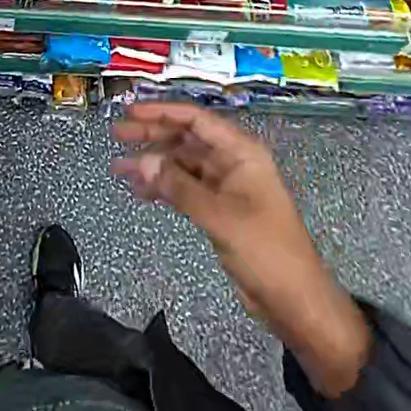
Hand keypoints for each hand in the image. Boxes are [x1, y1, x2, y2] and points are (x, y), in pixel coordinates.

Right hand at [113, 102, 371, 397]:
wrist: (294, 298)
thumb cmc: (266, 250)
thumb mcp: (220, 216)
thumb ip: (180, 187)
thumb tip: (142, 161)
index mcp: (241, 152)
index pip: (197, 120)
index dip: (163, 112)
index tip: (131, 112)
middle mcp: (232, 162)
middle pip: (186, 139)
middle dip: (152, 135)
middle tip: (117, 135)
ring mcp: (224, 186)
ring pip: (182, 165)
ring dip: (153, 165)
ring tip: (118, 168)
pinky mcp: (218, 209)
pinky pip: (184, 188)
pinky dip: (163, 188)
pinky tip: (140, 190)